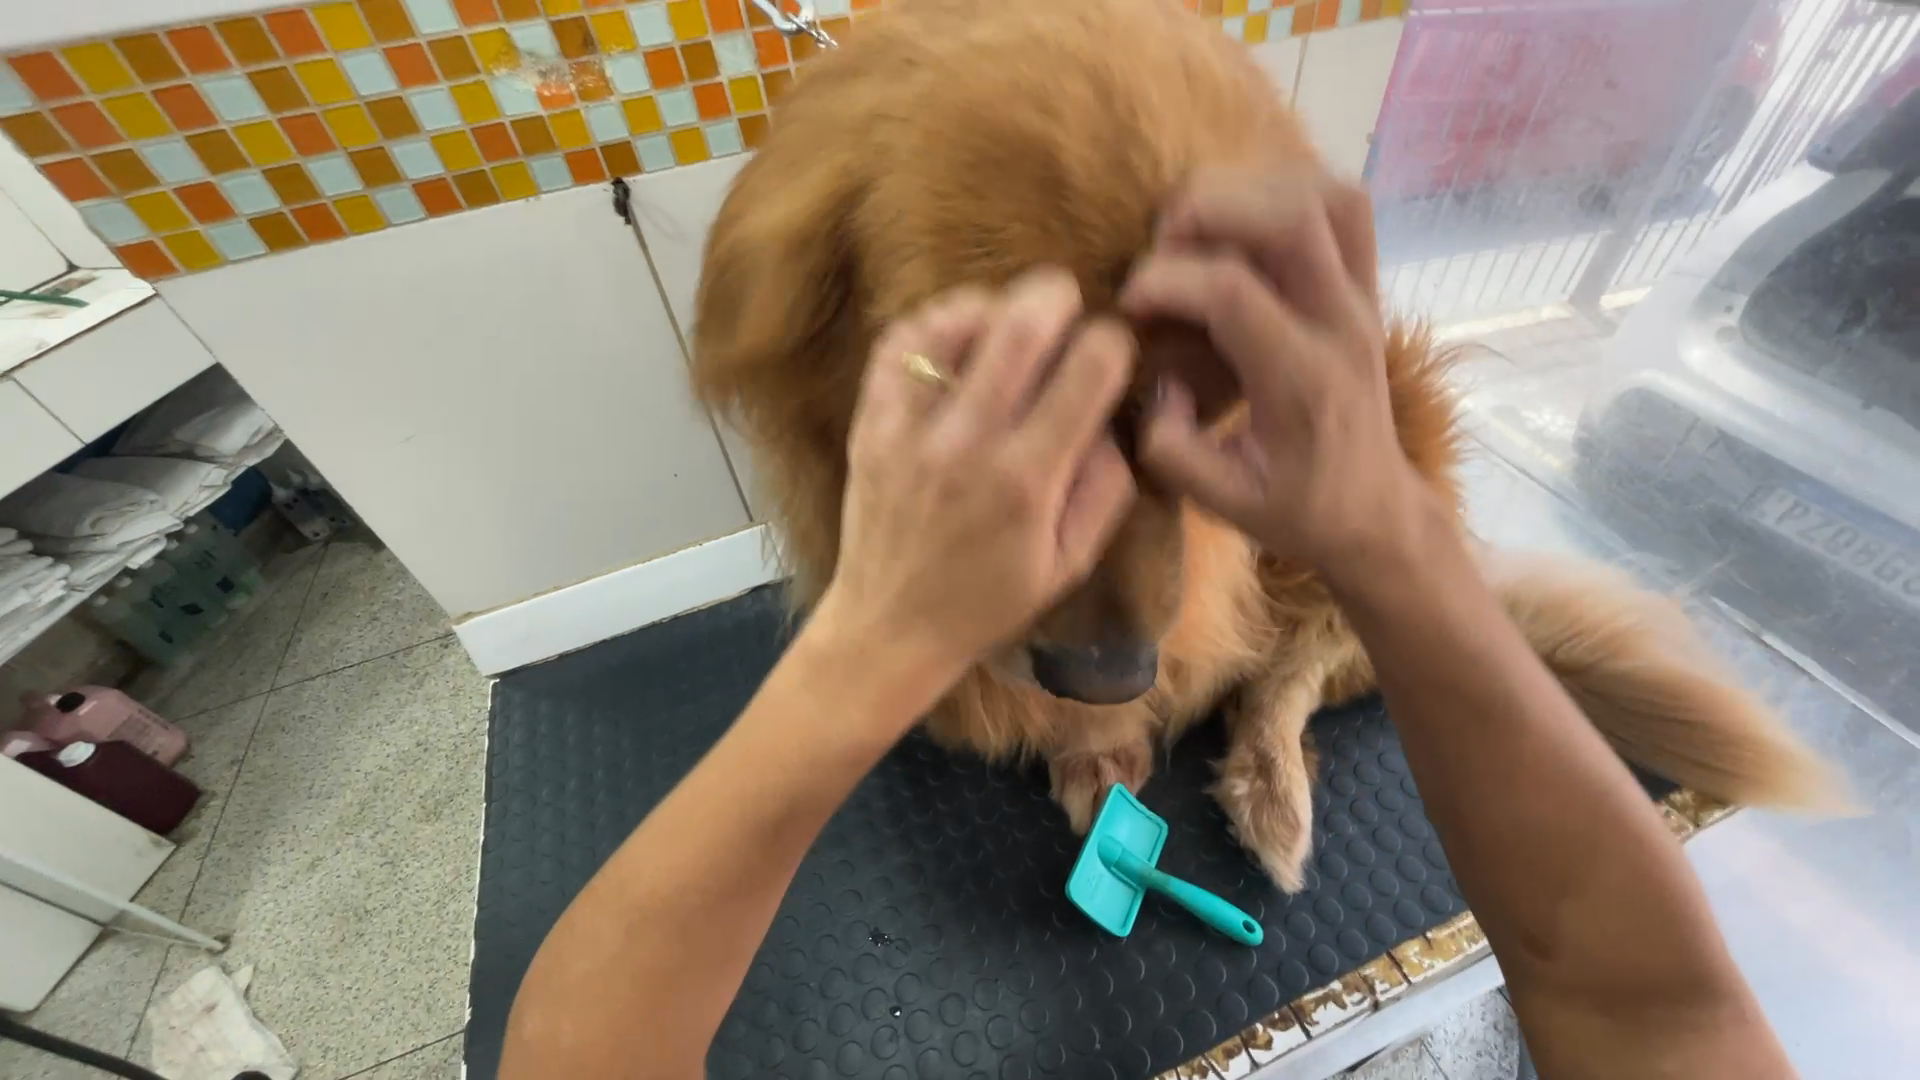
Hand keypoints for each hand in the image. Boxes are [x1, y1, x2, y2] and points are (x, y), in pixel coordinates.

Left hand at [814, 268, 1137, 677]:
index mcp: (1027, 481)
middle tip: (1067, 302)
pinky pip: (898, 344)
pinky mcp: (870, 424)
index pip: (1088, 369)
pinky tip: (955, 335)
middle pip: (1021, 325)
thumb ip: (1106, 487)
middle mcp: (967, 443)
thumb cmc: (989, 601)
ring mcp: (909, 429)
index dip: (1113, 344)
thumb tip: (1109, 418)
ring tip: (1008, 321)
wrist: (891, 624)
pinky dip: (932, 323)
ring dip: (995, 306)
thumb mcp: (1071, 563)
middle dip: (1057, 297)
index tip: (1110, 352)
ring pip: (955, 323)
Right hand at [1122, 166, 1434, 580]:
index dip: (1164, 281)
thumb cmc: (1295, 511)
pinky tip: (1242, 225)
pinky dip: (1287, 192)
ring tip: (1197, 228)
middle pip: (1290, 217)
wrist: (1373, 511)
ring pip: (1325, 196)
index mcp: (1302, 382)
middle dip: (1206, 211)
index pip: (1233, 291)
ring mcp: (1365, 300)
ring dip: (1250, 191)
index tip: (1128, 306)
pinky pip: (1344, 207)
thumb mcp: (1220, 502)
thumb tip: (1158, 378)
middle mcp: (1343, 325)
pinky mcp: (1368, 289)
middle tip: (1159, 247)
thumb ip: (1171, 445)